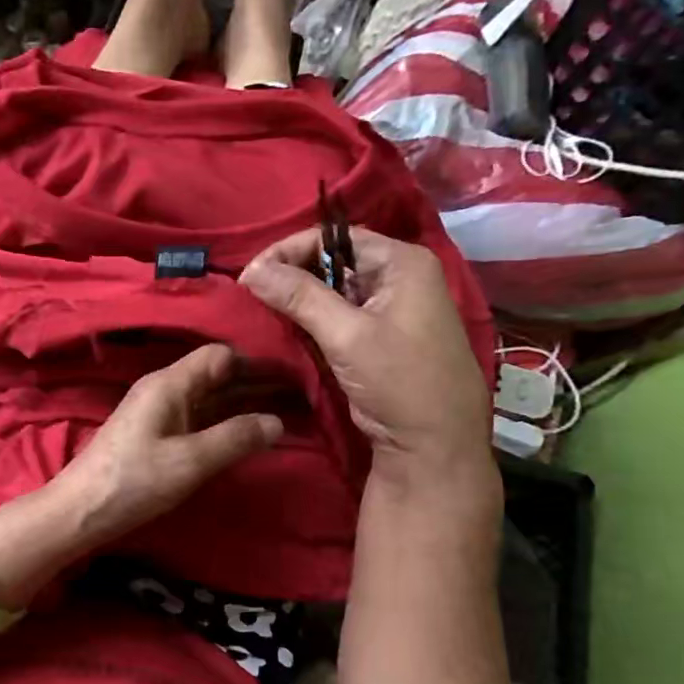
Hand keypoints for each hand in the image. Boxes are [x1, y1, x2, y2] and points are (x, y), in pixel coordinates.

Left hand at [49, 344, 282, 547]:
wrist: (80, 510)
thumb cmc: (134, 482)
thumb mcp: (189, 461)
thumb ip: (235, 438)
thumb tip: (278, 422)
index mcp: (169, 384)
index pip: (219, 356)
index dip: (255, 362)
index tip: (291, 375)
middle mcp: (164, 389)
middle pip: (216, 375)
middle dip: (255, 383)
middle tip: (299, 395)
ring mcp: (158, 412)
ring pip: (208, 397)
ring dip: (242, 403)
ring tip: (284, 412)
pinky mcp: (154, 434)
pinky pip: (197, 417)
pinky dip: (224, 421)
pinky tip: (246, 433)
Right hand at [239, 227, 489, 482]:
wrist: (433, 446)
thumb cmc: (400, 382)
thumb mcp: (347, 335)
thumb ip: (299, 296)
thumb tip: (250, 269)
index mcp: (404, 263)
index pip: (337, 237)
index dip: (290, 250)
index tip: (251, 274)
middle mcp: (400, 278)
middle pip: (334, 261)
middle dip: (292, 274)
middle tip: (253, 293)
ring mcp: (391, 309)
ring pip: (333, 290)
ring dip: (299, 299)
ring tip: (263, 309)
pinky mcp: (379, 337)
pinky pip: (339, 316)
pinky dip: (312, 320)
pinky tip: (286, 328)